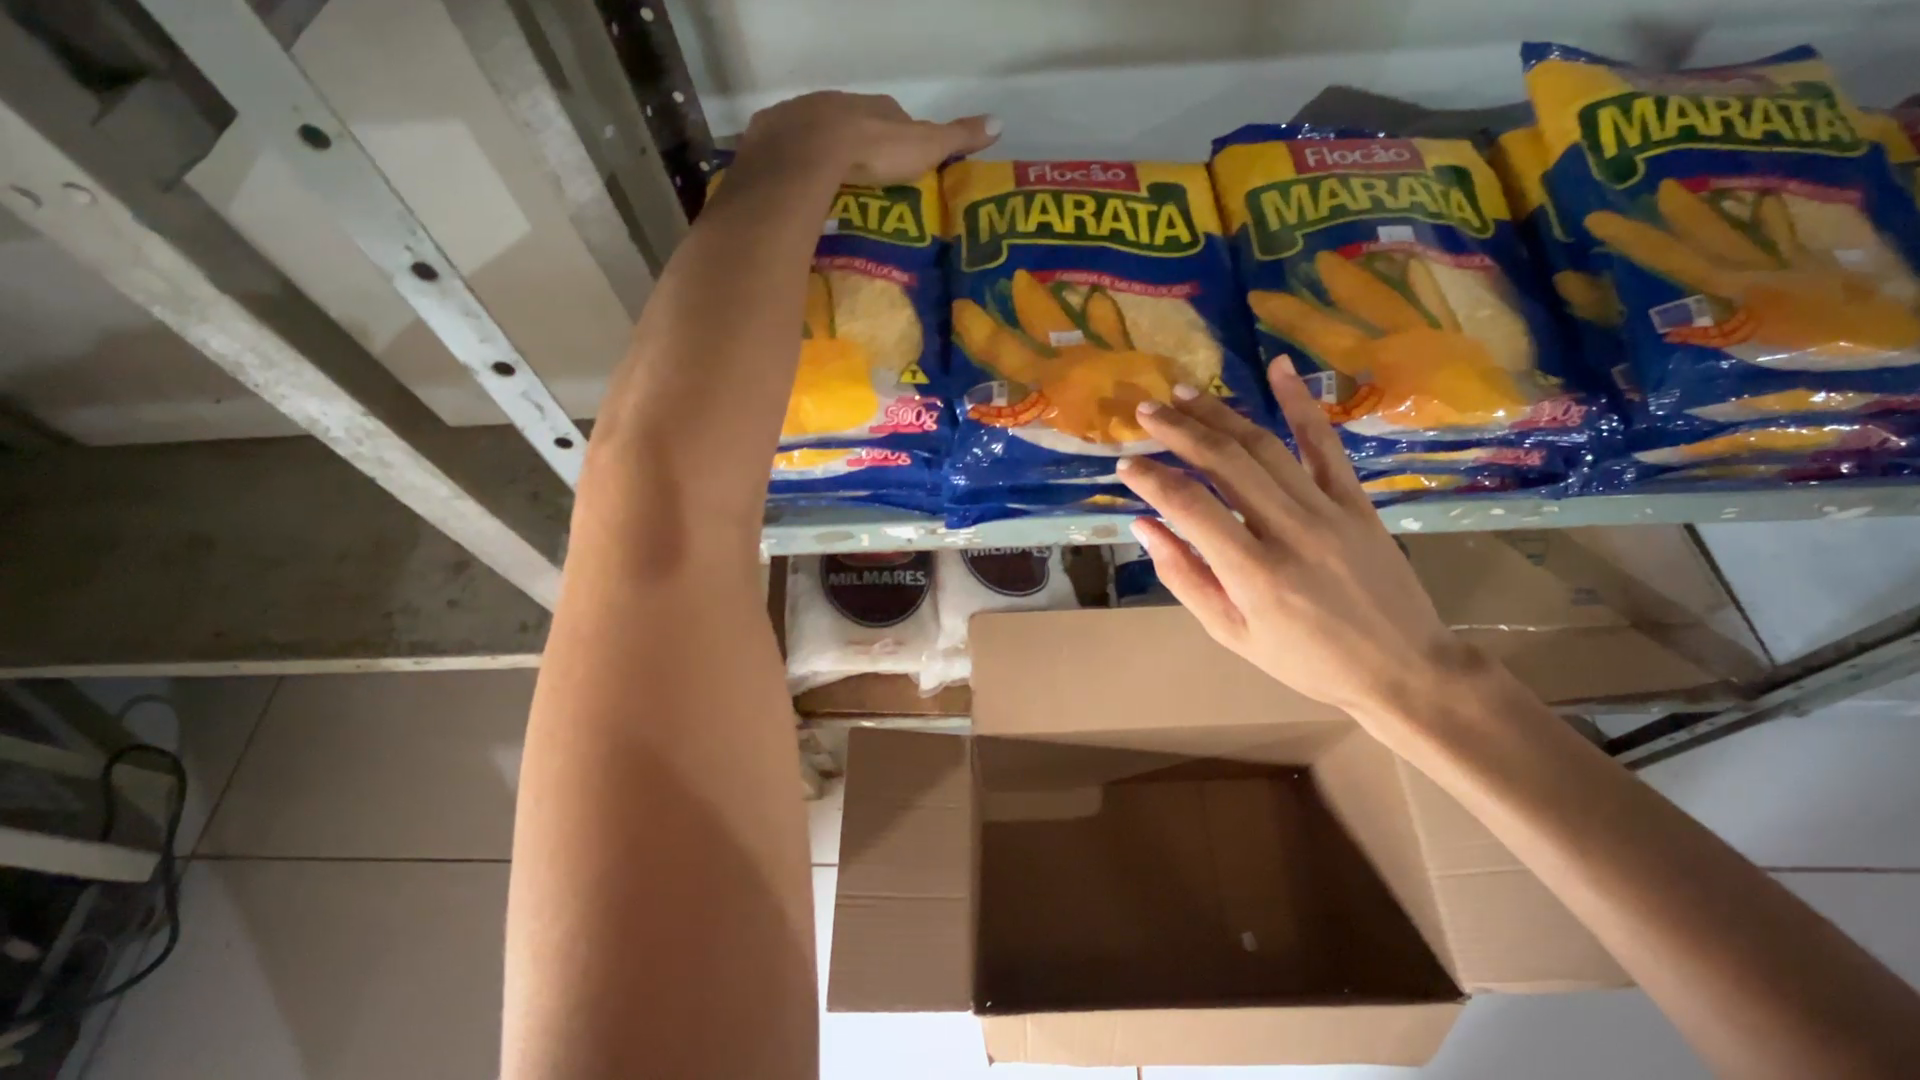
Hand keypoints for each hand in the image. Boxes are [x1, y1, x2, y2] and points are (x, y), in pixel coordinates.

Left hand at [736, 91, 998, 185]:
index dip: (896, 136)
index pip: (890, 117)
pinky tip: (793, 182)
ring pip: (814, 132)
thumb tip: (999, 122)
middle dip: (856, 142)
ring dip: (821, 151)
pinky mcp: (771, 136)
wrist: (808, 153)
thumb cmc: (871, 151)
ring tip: (828, 183)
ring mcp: (799, 117)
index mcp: (874, 108)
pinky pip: (783, 147)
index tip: (899, 159)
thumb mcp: (923, 147)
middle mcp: (836, 104)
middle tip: (863, 174)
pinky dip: (790, 161)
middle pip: (851, 121)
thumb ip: (957, 137)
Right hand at [1116, 358, 1471, 722]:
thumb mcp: (1233, 634)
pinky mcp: (1357, 500)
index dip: (1152, 479)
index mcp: (1254, 573)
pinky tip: (1277, 369)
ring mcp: (1329, 509)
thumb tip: (1144, 526)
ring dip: (1220, 414)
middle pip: (1226, 462)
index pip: (1190, 506)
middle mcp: (1290, 530)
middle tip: (1146, 411)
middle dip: (1179, 430)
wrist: (1402, 668)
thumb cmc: (1307, 661)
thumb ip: (1185, 578)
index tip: (1126, 464)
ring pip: (1265, 446)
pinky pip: (1325, 444)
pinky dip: (1300, 404)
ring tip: (1184, 394)